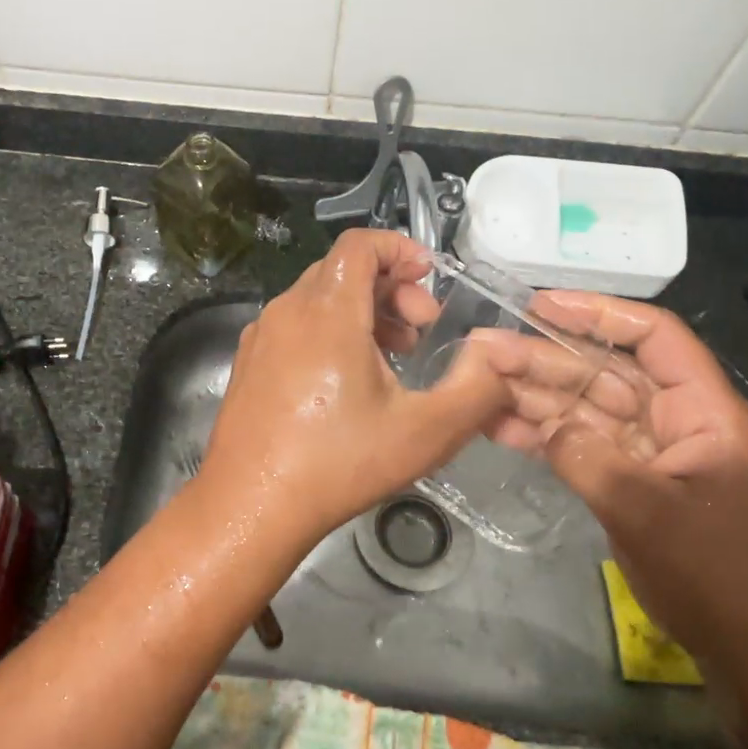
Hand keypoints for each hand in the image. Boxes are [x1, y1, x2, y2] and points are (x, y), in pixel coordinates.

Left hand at [198, 230, 523, 542]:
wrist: (251, 505)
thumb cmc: (339, 463)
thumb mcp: (426, 431)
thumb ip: (478, 388)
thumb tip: (498, 356)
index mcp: (327, 310)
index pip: (360, 243)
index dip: (399, 247)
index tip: (429, 278)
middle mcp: (288, 310)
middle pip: (342, 269)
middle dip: (390, 288)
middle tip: (422, 329)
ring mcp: (261, 336)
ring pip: (317, 298)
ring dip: (362, 312)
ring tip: (395, 355)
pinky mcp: (248, 363)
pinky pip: (296, 325)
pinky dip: (330, 331)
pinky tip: (350, 381)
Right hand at [504, 291, 747, 668]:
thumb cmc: (720, 577)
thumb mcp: (648, 513)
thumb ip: (588, 459)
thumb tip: (545, 426)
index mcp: (705, 412)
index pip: (654, 338)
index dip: (598, 314)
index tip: (539, 306)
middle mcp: (679, 424)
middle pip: (608, 373)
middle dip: (547, 360)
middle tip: (484, 351)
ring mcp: (654, 457)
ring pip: (589, 410)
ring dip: (537, 399)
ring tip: (479, 390)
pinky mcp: (635, 488)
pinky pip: (585, 449)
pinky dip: (547, 440)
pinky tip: (502, 431)